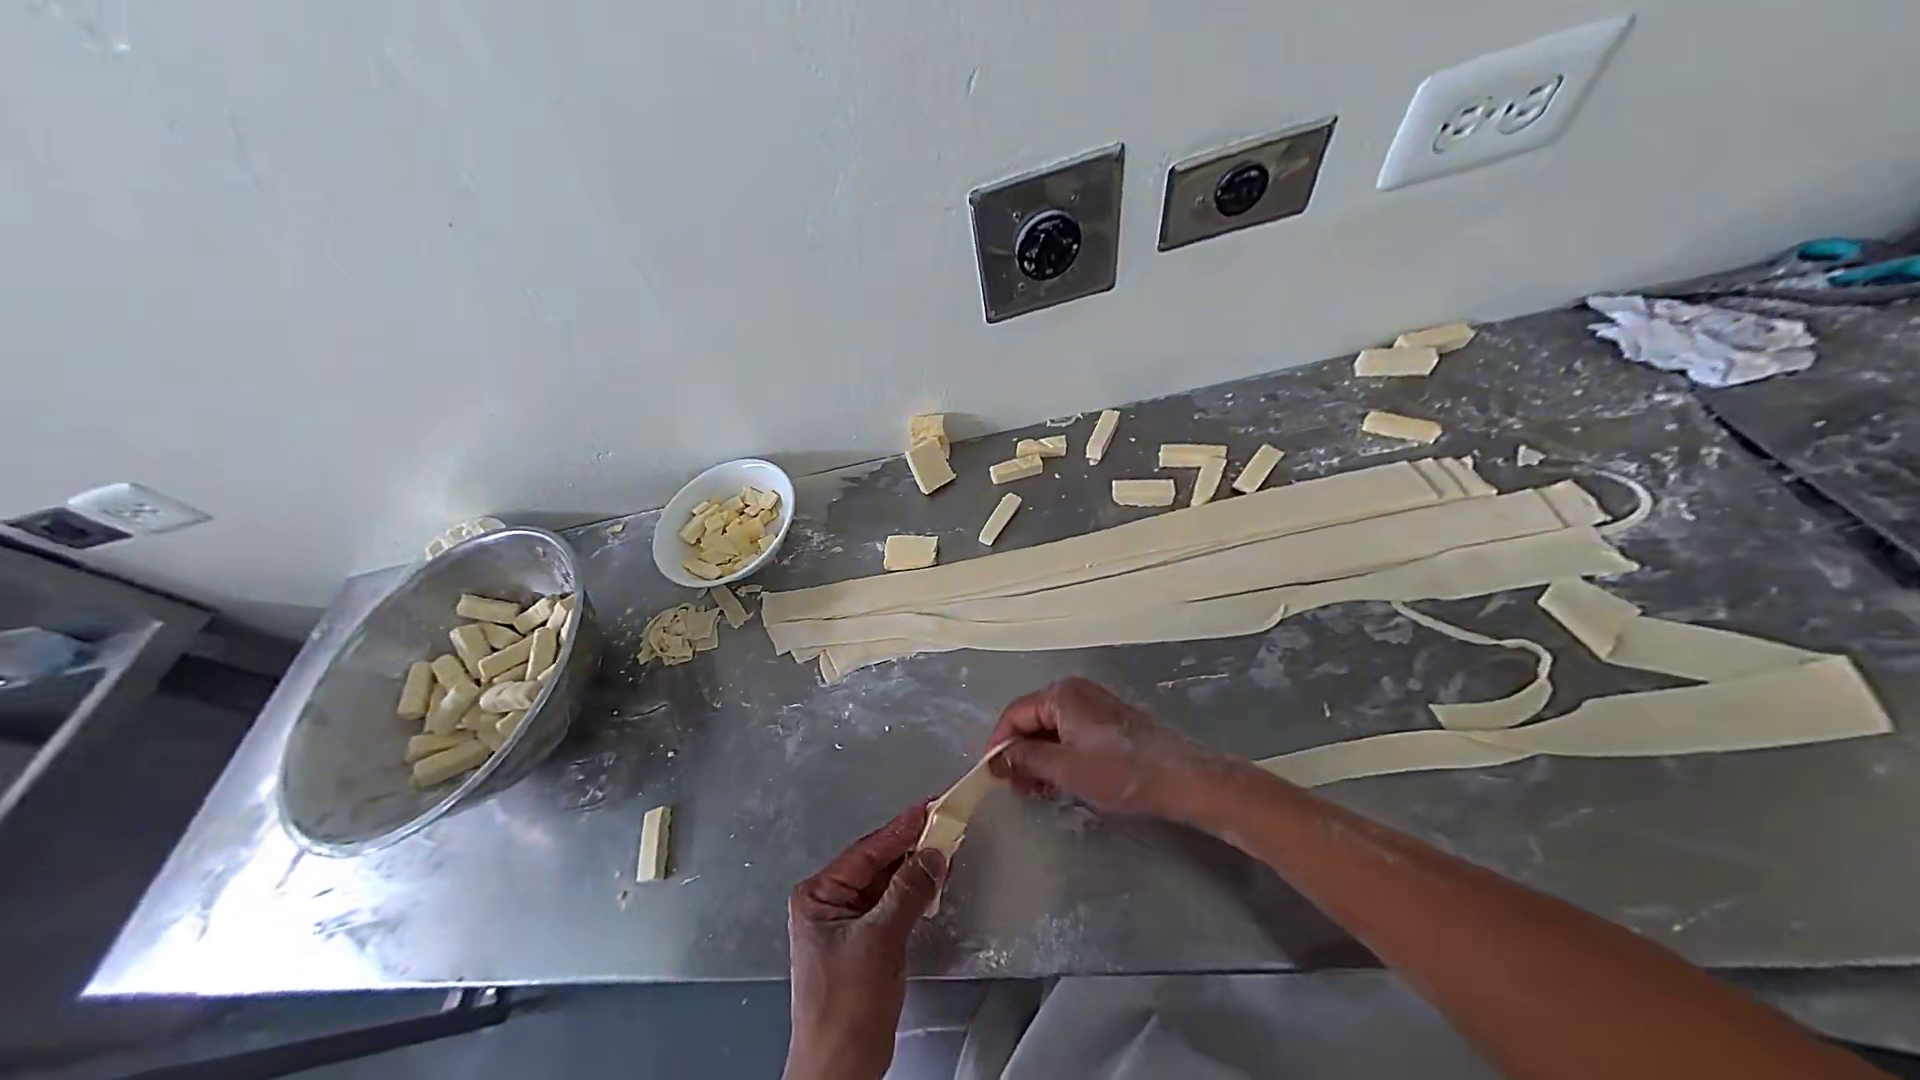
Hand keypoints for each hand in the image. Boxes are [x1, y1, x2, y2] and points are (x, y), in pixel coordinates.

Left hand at [785, 801, 946, 1079]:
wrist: (841, 1070)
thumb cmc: (845, 1007)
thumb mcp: (878, 940)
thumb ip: (907, 892)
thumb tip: (933, 855)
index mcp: (818, 896)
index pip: (866, 851)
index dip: (901, 828)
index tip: (929, 808)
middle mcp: (831, 903)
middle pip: (878, 863)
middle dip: (912, 846)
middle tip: (945, 823)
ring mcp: (849, 923)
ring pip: (889, 882)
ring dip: (917, 868)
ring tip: (947, 846)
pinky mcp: (868, 941)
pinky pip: (895, 903)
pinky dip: (916, 892)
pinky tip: (936, 881)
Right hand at [986, 676, 1247, 823]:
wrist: (1183, 780)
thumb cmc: (1120, 772)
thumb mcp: (1064, 768)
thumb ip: (1026, 759)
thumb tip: (998, 758)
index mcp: (1061, 694)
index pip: (1014, 714)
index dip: (998, 744)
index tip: (990, 774)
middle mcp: (1076, 692)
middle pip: (1032, 719)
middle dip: (1020, 753)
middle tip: (1016, 788)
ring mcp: (1095, 706)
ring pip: (1052, 729)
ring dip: (1039, 759)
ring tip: (1038, 791)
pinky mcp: (1110, 722)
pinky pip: (1072, 734)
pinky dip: (1060, 756)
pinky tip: (1060, 782)